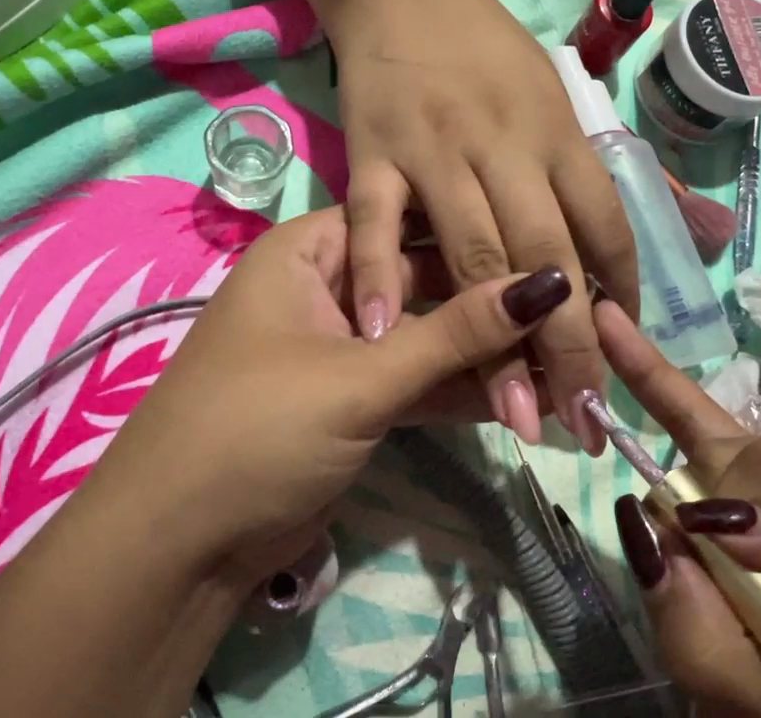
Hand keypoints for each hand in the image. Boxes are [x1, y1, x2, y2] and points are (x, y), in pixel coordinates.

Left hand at [84, 207, 574, 585]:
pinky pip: (420, 380)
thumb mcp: (361, 376)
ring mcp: (345, 345)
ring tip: (568, 363)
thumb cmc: (258, 428)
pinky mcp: (356, 399)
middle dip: (495, 304)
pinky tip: (529, 400)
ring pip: (430, 336)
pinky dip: (464, 392)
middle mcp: (332, 284)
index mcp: (314, 249)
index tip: (559, 241)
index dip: (482, 228)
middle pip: (428, 279)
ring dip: (488, 356)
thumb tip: (550, 282)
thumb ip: (457, 332)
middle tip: (580, 315)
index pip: (412, 217)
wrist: (180, 544)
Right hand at [328, 0, 638, 451]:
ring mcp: (435, 149)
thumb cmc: (482, 45)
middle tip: (585, 424)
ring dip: (495, 340)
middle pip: (548, 254)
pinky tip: (385, 338)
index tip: (625, 358)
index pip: (605, 225)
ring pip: (474, 251)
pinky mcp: (372, 152)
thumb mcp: (550, 92)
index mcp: (557, 130)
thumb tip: (621, 246)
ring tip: (515, 417)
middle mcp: (505, 145)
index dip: (621, 297)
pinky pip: (376, 222)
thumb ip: (577, 168)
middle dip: (570, 345)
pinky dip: (378, 278)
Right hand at [594, 301, 760, 716]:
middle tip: (722, 593)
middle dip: (735, 519)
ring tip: (698, 557)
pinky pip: (708, 425)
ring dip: (693, 501)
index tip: (742, 553)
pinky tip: (614, 330)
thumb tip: (650, 527)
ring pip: (736, 447)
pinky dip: (656, 386)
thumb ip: (707, 637)